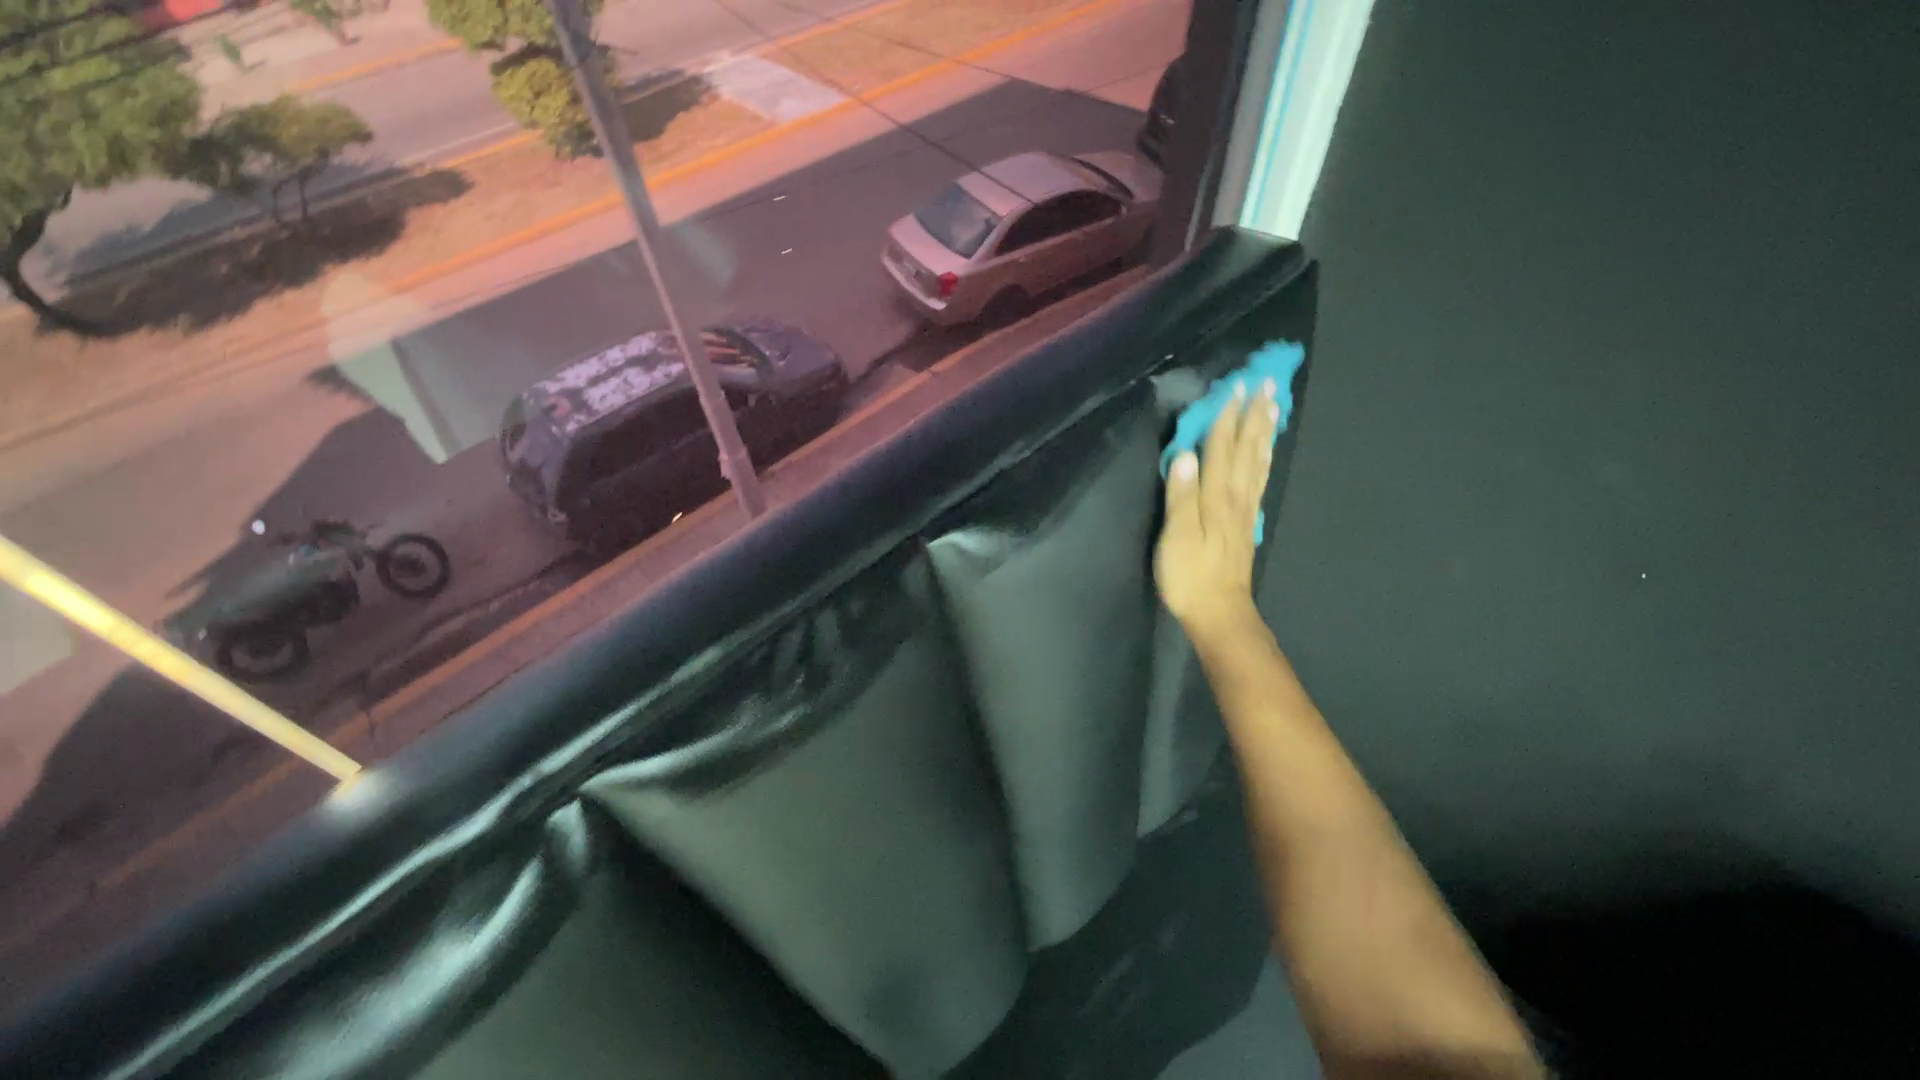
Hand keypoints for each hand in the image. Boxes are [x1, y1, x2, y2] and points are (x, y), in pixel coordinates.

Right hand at [1155, 377, 1281, 638]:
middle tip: (1265, 384)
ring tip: (1272, 407)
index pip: (1220, 449)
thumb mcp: (1176, 537)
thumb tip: (1184, 454)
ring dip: (1263, 433)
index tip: (1235, 385)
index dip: (1226, 417)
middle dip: (1253, 416)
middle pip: (1245, 450)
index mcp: (1215, 497)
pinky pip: (1258, 481)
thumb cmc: (1190, 576)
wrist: (1219, 613)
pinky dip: (1263, 460)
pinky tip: (1265, 453)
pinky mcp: (1246, 524)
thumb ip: (1180, 495)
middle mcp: (1235, 497)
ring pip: (1256, 463)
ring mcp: (1244, 511)